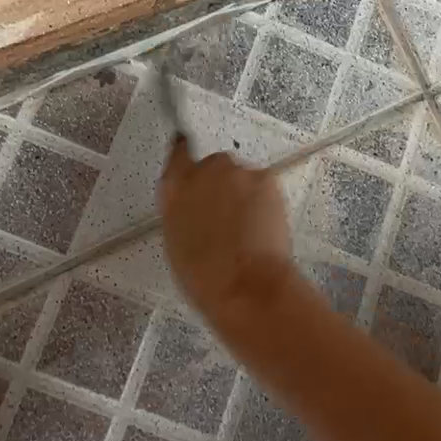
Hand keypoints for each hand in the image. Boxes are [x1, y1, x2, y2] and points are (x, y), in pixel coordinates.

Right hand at [158, 136, 296, 327]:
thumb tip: (191, 201)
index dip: (185, 154)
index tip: (191, 153)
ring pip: (241, 177)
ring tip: (247, 229)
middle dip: (220, 184)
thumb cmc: (205, 277)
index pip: (177, 155)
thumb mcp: (176, 241)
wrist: (246, 286)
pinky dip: (263, 199)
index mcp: (175, 188)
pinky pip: (262, 184)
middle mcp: (203, 171)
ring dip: (242, 193)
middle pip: (213, 167)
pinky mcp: (265, 178)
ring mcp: (236, 172)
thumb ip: (180, 210)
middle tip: (225, 217)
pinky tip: (263, 226)